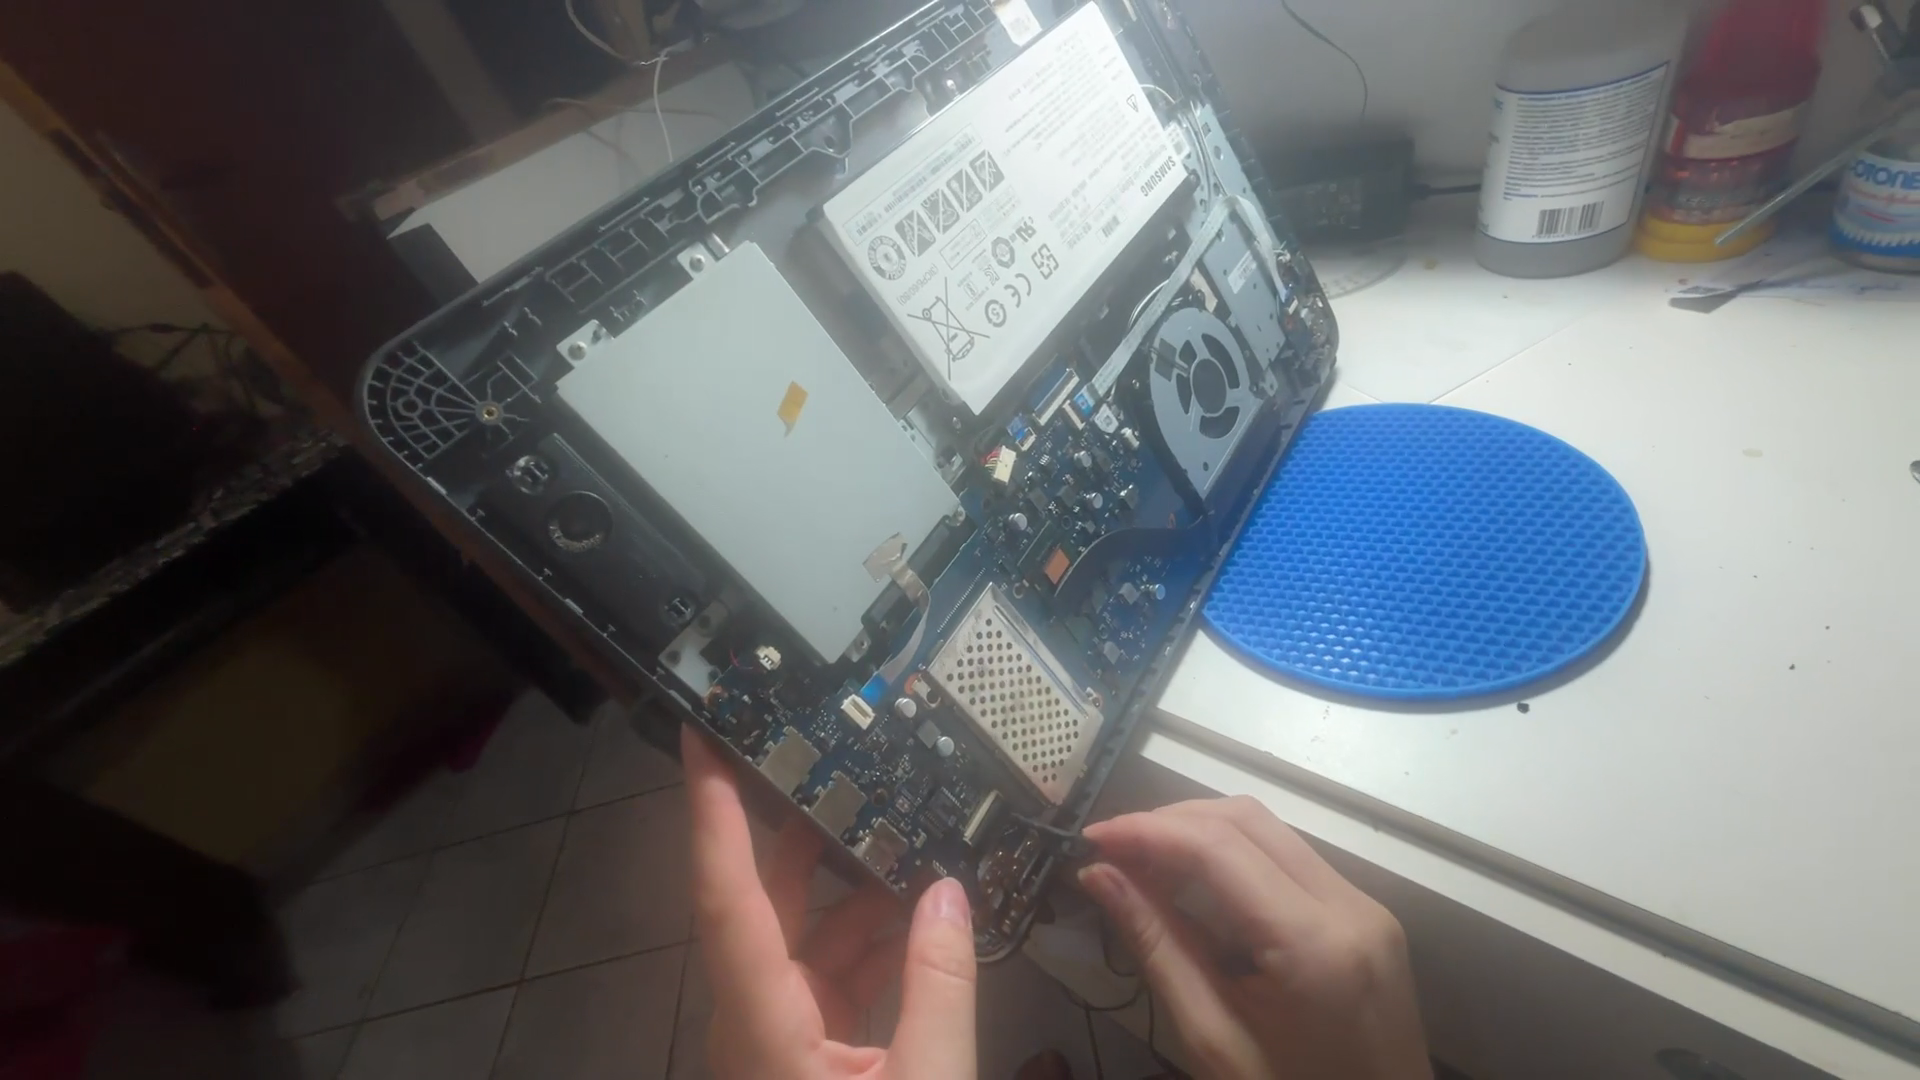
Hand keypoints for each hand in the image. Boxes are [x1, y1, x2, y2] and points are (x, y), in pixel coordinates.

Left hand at [682, 724, 977, 1079]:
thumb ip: (939, 984)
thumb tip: (949, 888)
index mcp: (762, 1020)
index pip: (724, 893)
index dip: (708, 809)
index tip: (698, 736)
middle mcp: (758, 1011)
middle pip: (768, 894)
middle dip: (802, 824)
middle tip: (835, 757)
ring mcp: (783, 1028)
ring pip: (811, 930)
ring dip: (858, 884)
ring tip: (907, 829)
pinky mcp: (810, 1045)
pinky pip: (837, 967)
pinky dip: (879, 934)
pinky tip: (924, 910)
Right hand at [1078, 797, 1429, 1079]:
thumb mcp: (1212, 1038)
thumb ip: (1156, 945)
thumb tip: (1097, 872)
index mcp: (1316, 946)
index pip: (1218, 847)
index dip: (1146, 830)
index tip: (1092, 838)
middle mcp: (1350, 906)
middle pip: (1244, 819)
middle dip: (1169, 822)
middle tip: (1113, 850)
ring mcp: (1365, 905)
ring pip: (1265, 827)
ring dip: (1197, 831)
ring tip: (1142, 861)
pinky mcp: (1363, 912)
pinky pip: (1284, 854)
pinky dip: (1229, 852)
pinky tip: (1191, 878)